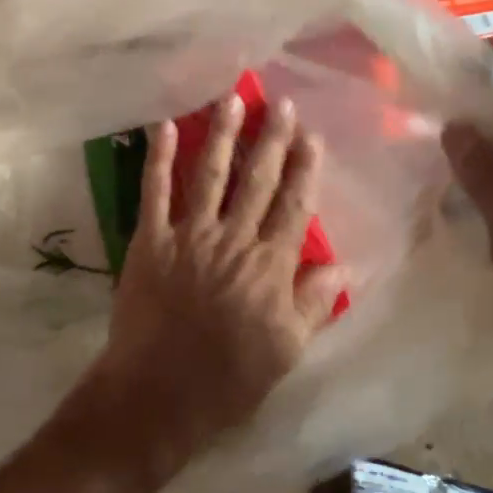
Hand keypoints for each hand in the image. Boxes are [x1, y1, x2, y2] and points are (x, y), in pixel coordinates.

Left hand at [93, 95, 348, 470]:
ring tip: (233, 99)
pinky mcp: (150, 239)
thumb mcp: (286, 350)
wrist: (159, 393)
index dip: (304, 169)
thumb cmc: (228, 379)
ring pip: (211, 175)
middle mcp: (233, 241)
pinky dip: (160, 157)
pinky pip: (155, 191)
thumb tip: (343, 264)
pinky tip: (166, 125)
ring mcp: (189, 236)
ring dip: (223, 135)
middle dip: (271, 139)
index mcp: (270, 267)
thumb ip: (312, 303)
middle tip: (280, 103)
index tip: (312, 136)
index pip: (293, 207)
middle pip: (257, 181)